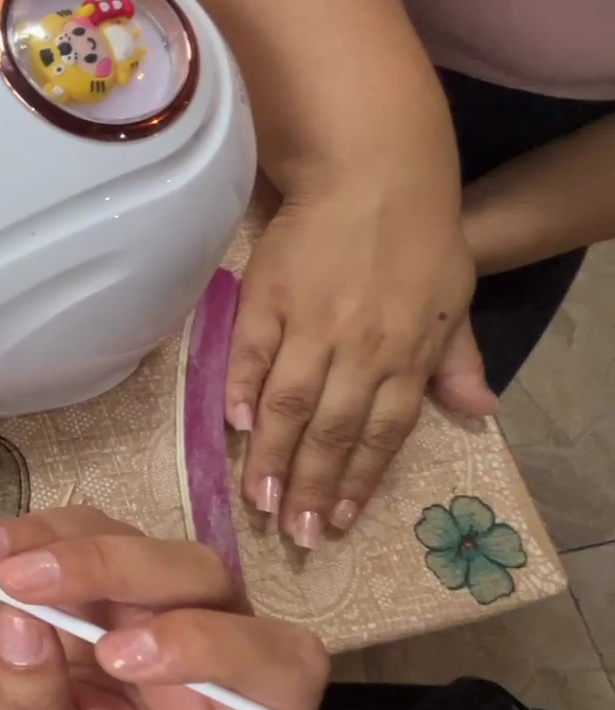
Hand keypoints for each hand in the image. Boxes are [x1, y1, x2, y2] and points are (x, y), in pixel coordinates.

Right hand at [0, 506, 328, 709]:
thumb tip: (15, 622)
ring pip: (125, 536)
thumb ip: (39, 708)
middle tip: (16, 583)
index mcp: (245, 705)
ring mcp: (163, 585)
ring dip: (46, 541)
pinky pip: (78, 526)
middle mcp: (218, 628)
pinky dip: (23, 533)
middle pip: (192, 573)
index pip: (271, 659)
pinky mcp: (112, 556)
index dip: (204, 644)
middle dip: (102, 570)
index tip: (114, 656)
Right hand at [230, 175, 494, 545]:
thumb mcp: (453, 297)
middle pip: (333, 429)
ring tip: (258, 500)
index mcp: (407, 351)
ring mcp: (309, 326)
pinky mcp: (265, 303)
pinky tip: (236, 429)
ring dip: (274, 456)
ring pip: (291, 404)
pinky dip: (243, 392)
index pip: (383, 431)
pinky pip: (251, 356)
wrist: (372, 175)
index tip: (338, 523)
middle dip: (314, 486)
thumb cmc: (413, 237)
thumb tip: (473, 412)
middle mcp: (362, 348)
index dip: (360, 481)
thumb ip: (452, 357)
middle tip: (294, 534)